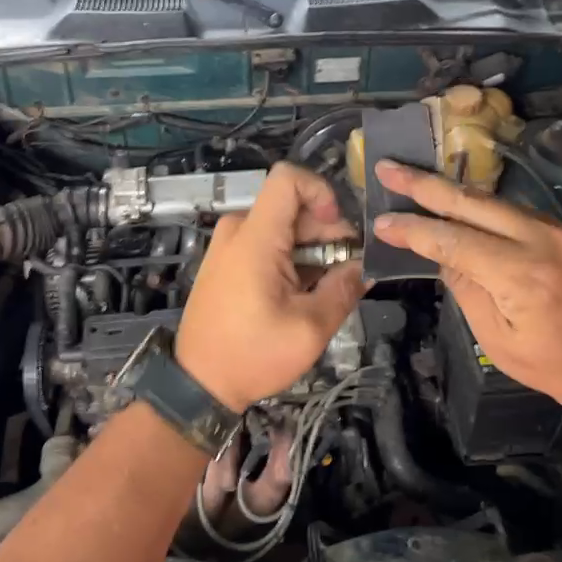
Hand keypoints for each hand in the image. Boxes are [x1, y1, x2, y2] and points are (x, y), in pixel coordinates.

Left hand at [176, 163, 365, 411]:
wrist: (197, 383)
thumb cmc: (251, 355)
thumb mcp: (309, 330)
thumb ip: (342, 290)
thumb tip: (364, 268)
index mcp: (255, 237)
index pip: (288, 178)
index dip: (321, 192)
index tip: (338, 229)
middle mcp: (239, 229)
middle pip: (292, 206)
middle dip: (327, 232)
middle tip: (347, 271)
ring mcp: (230, 244)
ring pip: (283, 225)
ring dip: (312, 249)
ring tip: (328, 287)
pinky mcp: (228, 260)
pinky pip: (267, 242)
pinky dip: (292, 258)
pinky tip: (304, 292)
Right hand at [372, 161, 561, 404]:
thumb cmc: (548, 363)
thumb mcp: (494, 335)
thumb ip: (463, 285)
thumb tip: (430, 249)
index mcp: (522, 275)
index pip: (453, 240)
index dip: (413, 230)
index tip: (380, 222)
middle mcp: (538, 239)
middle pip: (469, 202)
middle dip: (423, 184)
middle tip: (386, 167)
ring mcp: (550, 228)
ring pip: (486, 198)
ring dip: (444, 187)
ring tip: (406, 176)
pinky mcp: (553, 226)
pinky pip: (502, 207)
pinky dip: (469, 200)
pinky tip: (444, 197)